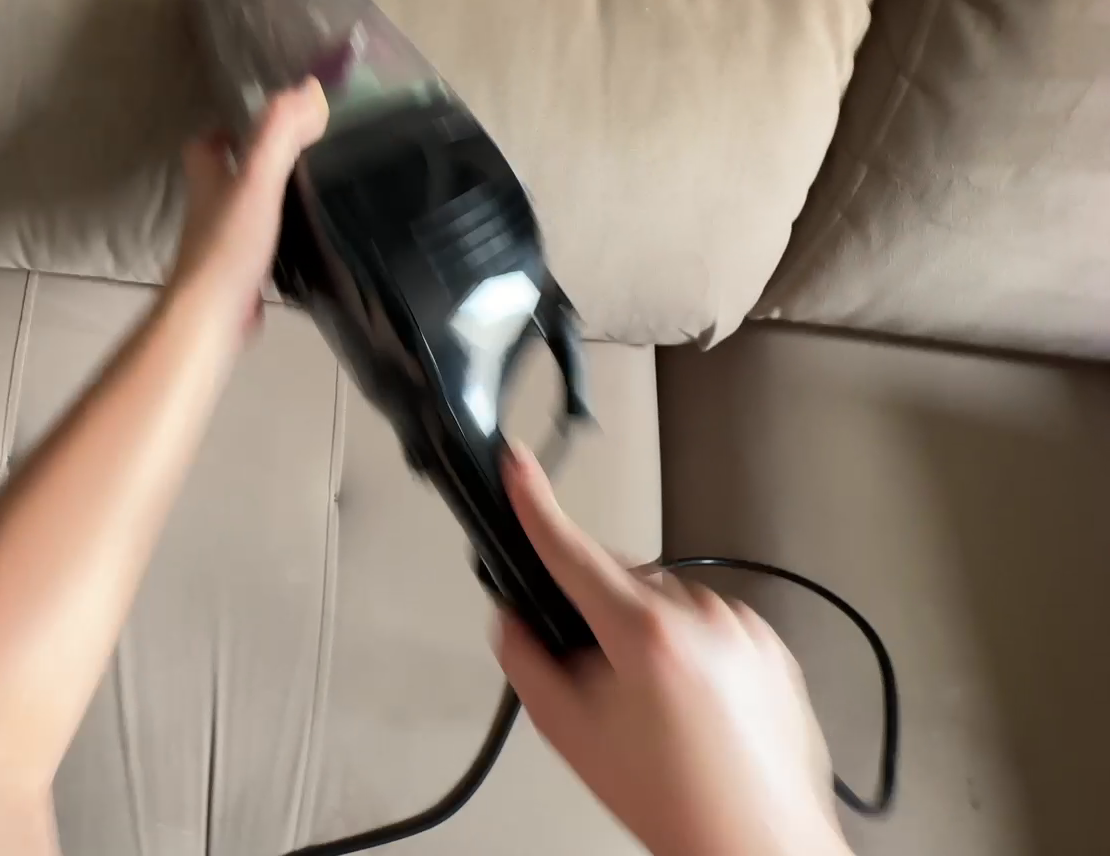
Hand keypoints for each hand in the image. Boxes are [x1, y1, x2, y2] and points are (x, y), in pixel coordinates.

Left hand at [167, 79, 328, 336]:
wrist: (213, 314)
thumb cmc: (230, 244)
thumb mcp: (258, 180)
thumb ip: (280, 135)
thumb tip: (308, 88)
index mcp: (208, 181)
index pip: (205, 144)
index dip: (226, 129)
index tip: (263, 123)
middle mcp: (208, 211)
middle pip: (225, 178)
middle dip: (254, 165)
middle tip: (300, 156)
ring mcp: (220, 246)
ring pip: (241, 213)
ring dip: (268, 203)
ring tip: (311, 193)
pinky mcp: (237, 277)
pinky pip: (257, 249)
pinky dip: (277, 241)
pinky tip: (306, 242)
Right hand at [495, 449, 850, 855]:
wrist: (760, 851)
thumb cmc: (673, 802)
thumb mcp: (565, 727)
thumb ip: (521, 655)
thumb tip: (510, 616)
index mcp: (646, 634)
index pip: (570, 550)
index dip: (534, 502)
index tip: (516, 462)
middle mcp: (702, 619)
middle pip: (611, 572)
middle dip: (588, 602)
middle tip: (589, 663)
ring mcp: (743, 629)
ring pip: (654, 593)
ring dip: (633, 620)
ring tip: (644, 693)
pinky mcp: (769, 644)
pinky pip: (698, 615)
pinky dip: (676, 636)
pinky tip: (679, 693)